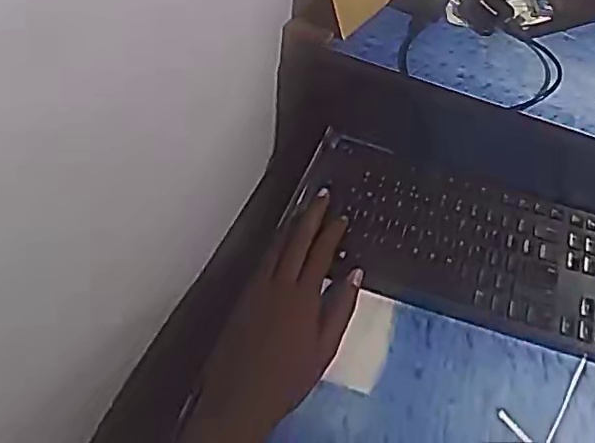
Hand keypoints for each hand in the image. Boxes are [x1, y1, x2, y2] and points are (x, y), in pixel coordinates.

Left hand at [181, 190, 362, 442]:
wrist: (239, 399)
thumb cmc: (286, 379)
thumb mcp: (325, 349)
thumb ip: (341, 307)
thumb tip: (354, 275)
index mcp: (304, 296)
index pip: (321, 252)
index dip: (332, 231)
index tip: (341, 217)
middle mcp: (280, 284)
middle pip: (298, 238)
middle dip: (312, 213)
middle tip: (322, 195)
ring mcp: (259, 286)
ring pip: (278, 244)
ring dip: (292, 223)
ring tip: (303, 208)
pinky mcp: (244, 293)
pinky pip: (263, 257)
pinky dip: (275, 241)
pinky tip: (280, 238)